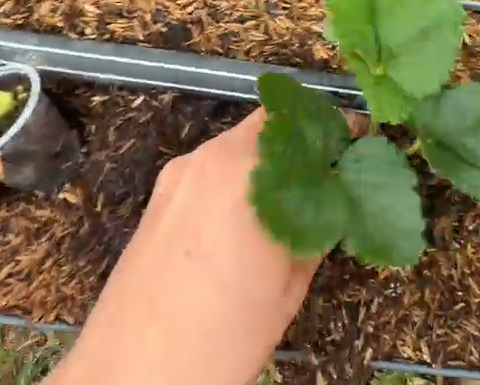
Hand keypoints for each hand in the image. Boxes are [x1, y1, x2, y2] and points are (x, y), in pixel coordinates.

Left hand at [46, 109, 319, 384]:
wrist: (128, 378)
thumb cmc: (220, 337)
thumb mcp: (287, 285)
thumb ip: (316, 224)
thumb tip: (337, 192)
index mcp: (245, 172)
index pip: (301, 120)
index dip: (332, 128)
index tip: (351, 149)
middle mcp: (209, 158)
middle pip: (268, 126)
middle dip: (301, 144)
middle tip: (325, 180)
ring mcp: (178, 174)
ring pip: (239, 148)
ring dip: (268, 164)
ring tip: (289, 209)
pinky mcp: (159, 196)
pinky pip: (212, 172)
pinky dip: (237, 183)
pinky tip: (248, 227)